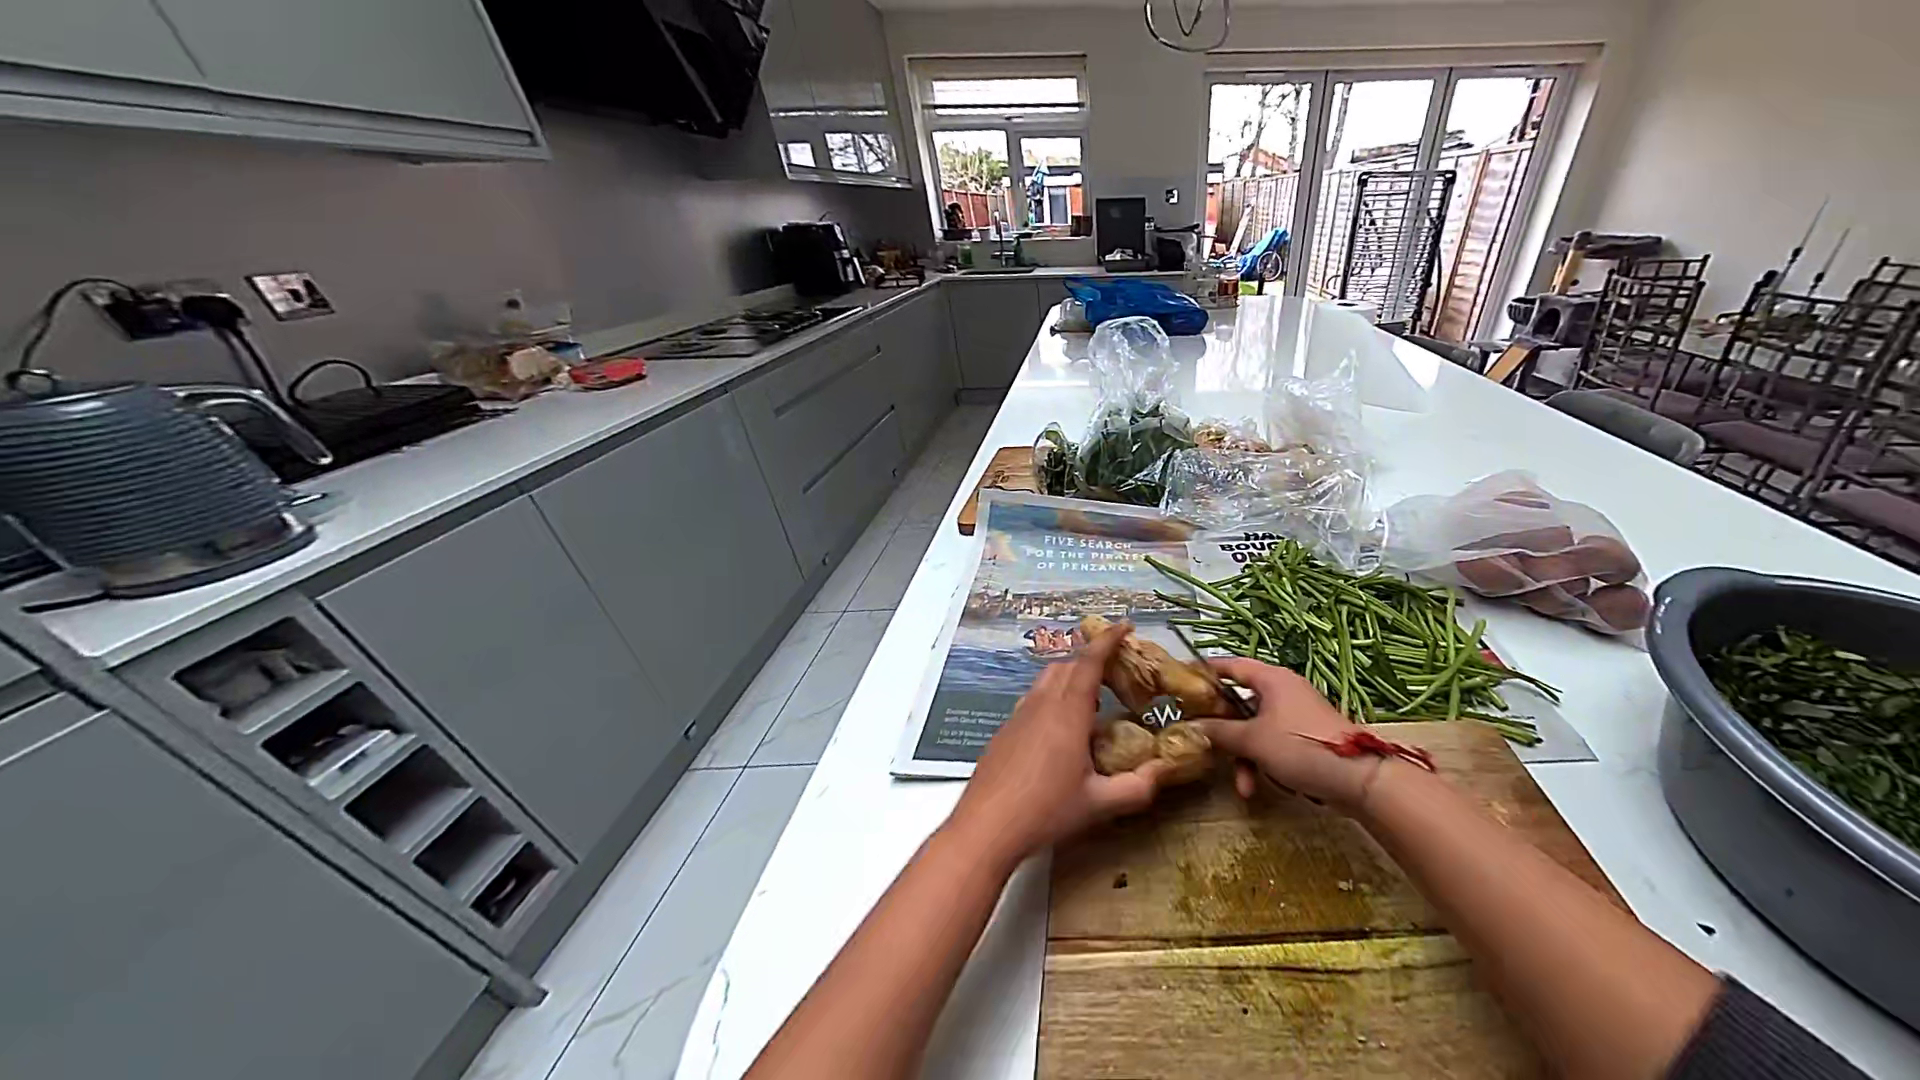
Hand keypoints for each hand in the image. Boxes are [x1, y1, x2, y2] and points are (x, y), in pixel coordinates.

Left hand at [946, 623, 1171, 863]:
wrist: (986, 825)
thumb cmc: (1045, 811)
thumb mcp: (1099, 804)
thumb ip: (1137, 787)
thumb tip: (1164, 771)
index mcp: (1067, 712)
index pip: (1089, 662)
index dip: (1108, 640)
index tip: (1125, 626)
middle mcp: (1040, 704)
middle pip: (1067, 666)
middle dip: (1092, 661)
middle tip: (1117, 675)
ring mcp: (1018, 715)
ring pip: (1046, 681)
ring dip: (1071, 680)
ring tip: (1093, 704)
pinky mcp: (1005, 730)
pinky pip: (1032, 700)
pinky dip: (1053, 698)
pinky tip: (1061, 731)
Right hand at [1190, 658, 1380, 811]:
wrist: (1362, 780)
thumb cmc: (1301, 747)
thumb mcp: (1252, 740)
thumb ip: (1218, 731)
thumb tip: (1191, 726)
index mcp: (1271, 680)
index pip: (1230, 665)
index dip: (1205, 672)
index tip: (1182, 681)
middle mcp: (1282, 692)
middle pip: (1239, 704)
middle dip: (1224, 732)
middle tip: (1205, 744)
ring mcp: (1295, 717)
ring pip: (1255, 731)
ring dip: (1244, 758)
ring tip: (1243, 786)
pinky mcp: (1305, 740)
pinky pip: (1272, 746)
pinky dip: (1263, 764)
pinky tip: (1260, 788)